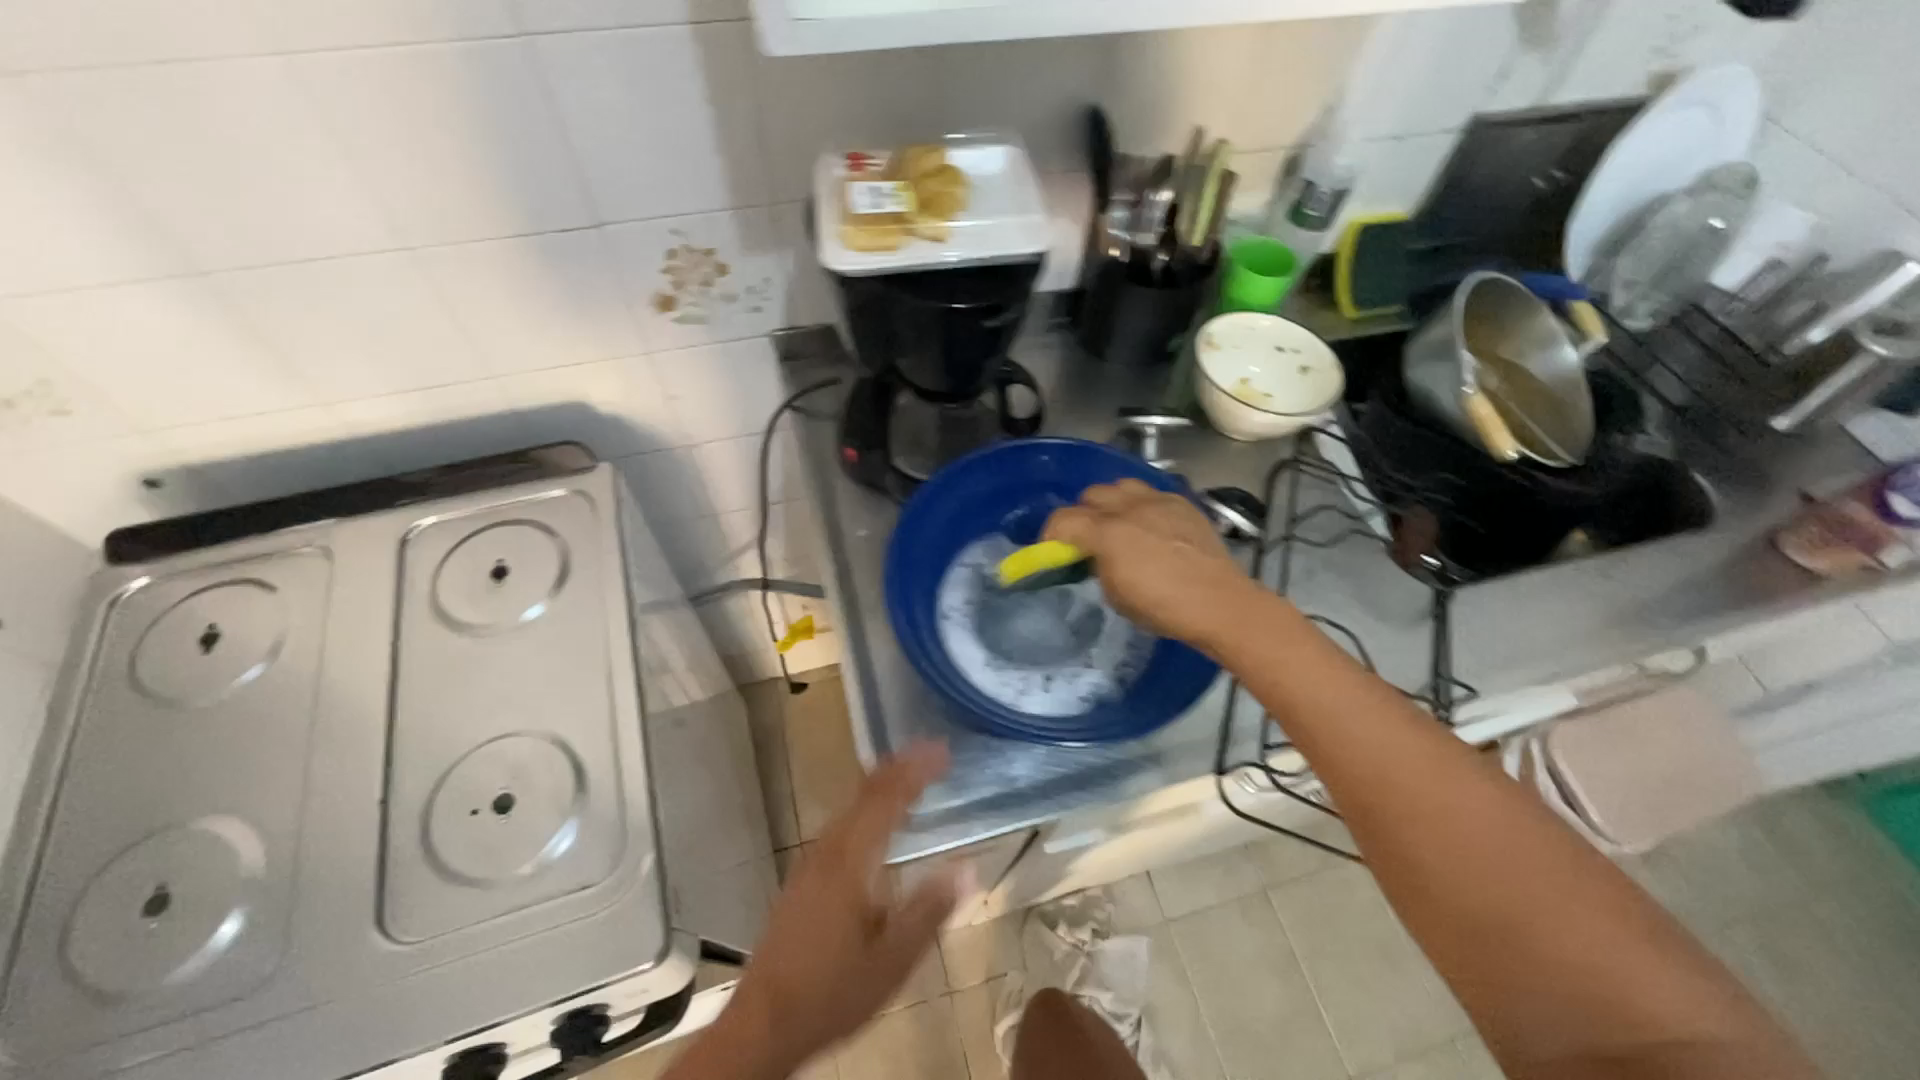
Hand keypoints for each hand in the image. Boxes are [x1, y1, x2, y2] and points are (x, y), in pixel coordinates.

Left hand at [690, 743, 964, 1077]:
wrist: (765, 1022)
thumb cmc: (834, 991)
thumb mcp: (894, 958)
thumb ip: (929, 909)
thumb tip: (968, 866)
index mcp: (850, 862)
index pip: (886, 800)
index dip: (914, 770)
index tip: (942, 749)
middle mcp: (826, 852)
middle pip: (863, 796)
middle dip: (898, 769)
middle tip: (931, 751)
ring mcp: (809, 866)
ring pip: (848, 810)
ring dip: (879, 787)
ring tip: (907, 776)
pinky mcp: (801, 882)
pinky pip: (839, 828)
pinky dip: (863, 810)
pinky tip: (873, 826)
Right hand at [1043, 478, 1257, 649]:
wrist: (1218, 602)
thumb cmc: (1162, 607)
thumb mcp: (1115, 595)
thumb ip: (1098, 566)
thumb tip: (1097, 555)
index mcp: (1108, 533)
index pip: (1063, 519)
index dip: (1051, 534)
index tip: (1052, 550)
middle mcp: (1130, 508)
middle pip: (1091, 495)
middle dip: (1083, 515)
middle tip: (1087, 539)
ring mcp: (1159, 501)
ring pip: (1121, 486)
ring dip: (1112, 503)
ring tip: (1118, 524)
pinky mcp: (1182, 503)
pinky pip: (1151, 494)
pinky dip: (1141, 506)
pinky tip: (1150, 527)